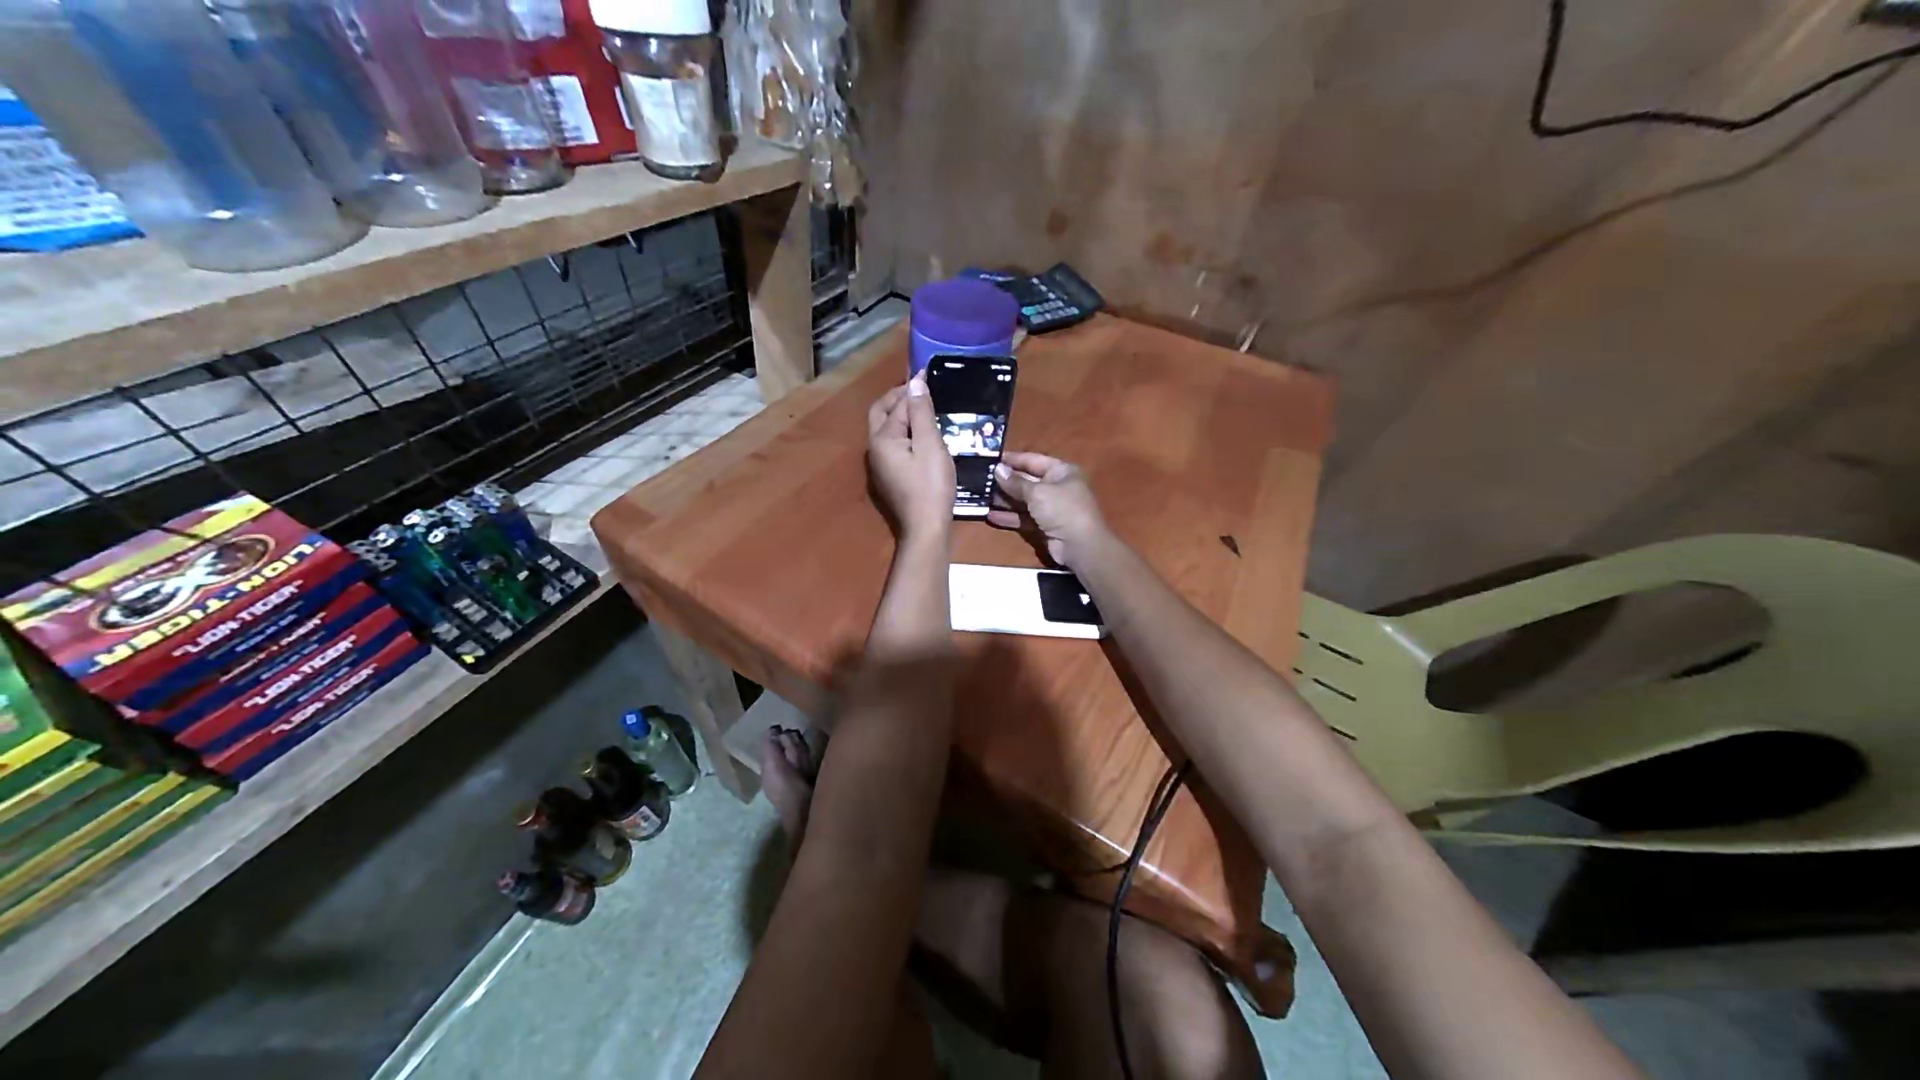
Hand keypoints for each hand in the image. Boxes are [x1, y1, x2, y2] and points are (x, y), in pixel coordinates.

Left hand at [867, 376, 954, 541]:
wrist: (926, 528)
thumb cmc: (931, 485)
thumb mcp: (931, 445)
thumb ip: (922, 412)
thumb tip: (915, 381)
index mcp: (882, 438)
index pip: (896, 404)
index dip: (913, 388)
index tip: (929, 373)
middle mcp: (874, 449)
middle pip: (881, 413)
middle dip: (898, 398)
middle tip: (921, 389)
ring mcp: (880, 465)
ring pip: (887, 430)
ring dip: (902, 415)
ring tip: (925, 408)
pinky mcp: (890, 477)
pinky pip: (894, 445)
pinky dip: (905, 432)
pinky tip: (924, 435)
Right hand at [988, 451, 1109, 566]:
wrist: (1080, 545)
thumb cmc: (1062, 509)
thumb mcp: (1037, 492)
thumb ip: (1015, 482)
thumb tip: (997, 469)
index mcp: (1061, 472)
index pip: (1033, 460)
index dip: (1013, 459)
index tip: (991, 458)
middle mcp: (1057, 487)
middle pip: (1027, 481)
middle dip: (1005, 482)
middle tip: (981, 479)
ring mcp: (1051, 508)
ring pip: (1023, 501)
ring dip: (1004, 500)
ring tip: (981, 496)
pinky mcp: (1044, 526)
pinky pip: (1024, 518)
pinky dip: (1009, 517)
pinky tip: (990, 515)